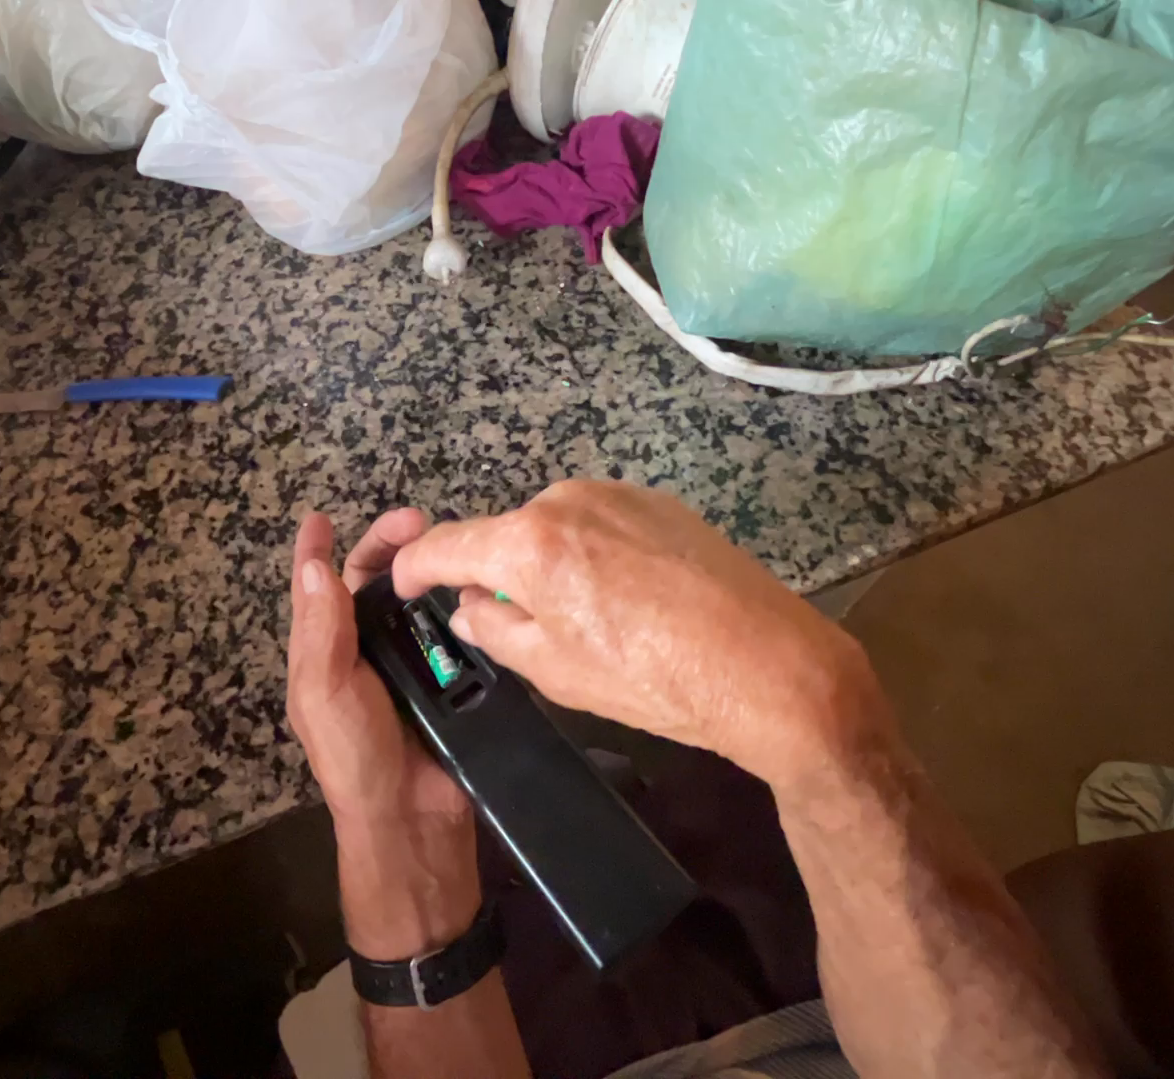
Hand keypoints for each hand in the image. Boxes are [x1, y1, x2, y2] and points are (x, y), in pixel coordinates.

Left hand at [288, 509, 479, 958]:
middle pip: (370, 582)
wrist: (413, 816)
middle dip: (387, 545)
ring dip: (424, 567)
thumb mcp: (324, 693)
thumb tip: (313, 567)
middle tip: (416, 520)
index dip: (316, 550)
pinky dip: (457, 603)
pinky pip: (450, 629)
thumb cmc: (355, 755)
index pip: (317, 589)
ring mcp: (408, 661)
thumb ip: (321, 632)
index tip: (320, 516)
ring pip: (412, 600)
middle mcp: (363, 648)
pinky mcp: (448, 674)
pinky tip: (474, 583)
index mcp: (324, 650)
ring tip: (446, 544)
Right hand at [389, 480, 887, 773]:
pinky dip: (590, 554)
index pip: (444, 545)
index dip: (413, 567)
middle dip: (497, 576)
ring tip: (591, 618)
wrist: (770, 665)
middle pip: (503, 537)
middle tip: (521, 628)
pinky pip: (596, 524)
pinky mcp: (656, 501)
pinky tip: (630, 596)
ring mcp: (615, 494)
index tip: (402, 586)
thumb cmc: (653, 680)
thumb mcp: (556, 671)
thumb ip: (494, 629)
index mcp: (529, 543)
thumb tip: (468, 606)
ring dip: (547, 565)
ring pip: (551, 530)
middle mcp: (565, 500)